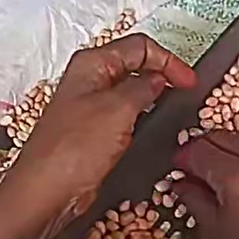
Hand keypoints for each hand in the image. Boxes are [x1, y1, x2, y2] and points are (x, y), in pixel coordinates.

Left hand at [7, 35, 196, 230]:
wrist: (48, 190)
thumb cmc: (76, 148)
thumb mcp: (118, 109)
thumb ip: (143, 88)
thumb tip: (158, 80)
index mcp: (92, 64)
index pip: (139, 47)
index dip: (168, 60)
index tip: (189, 82)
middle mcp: (90, 81)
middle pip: (135, 66)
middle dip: (162, 75)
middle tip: (186, 93)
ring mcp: (91, 107)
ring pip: (131, 93)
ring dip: (153, 98)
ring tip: (173, 110)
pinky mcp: (95, 133)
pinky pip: (124, 117)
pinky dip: (141, 119)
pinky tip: (151, 129)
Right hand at [173, 130, 238, 238]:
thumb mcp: (212, 229)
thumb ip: (193, 199)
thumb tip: (180, 184)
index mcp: (234, 174)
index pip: (199, 150)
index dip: (182, 158)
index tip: (175, 169)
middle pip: (219, 137)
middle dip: (200, 148)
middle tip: (187, 169)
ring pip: (238, 141)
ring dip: (220, 150)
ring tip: (207, 175)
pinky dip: (238, 157)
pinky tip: (230, 179)